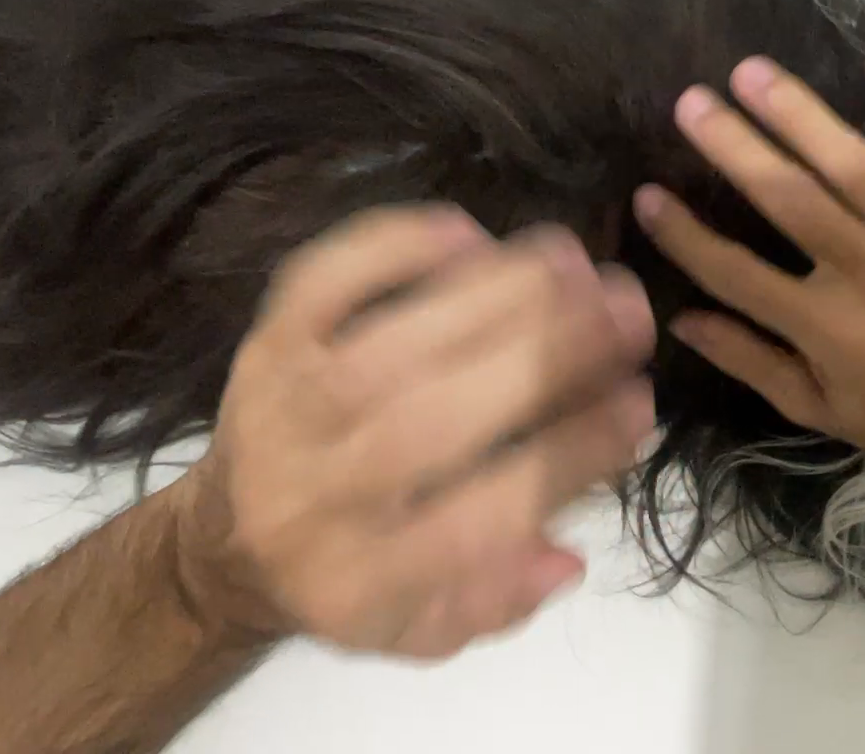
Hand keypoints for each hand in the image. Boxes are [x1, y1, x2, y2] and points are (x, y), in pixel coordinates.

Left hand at [170, 208, 655, 657]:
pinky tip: (469, 232)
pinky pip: (323, 281)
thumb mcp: (420, 631)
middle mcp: (319, 490)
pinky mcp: (268, 339)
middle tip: (627, 307)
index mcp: (364, 577)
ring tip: (575, 260)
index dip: (572, 454)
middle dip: (550, 354)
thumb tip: (571, 553)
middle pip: (437, 418)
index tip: (641, 402)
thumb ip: (497, 603)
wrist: (224, 540)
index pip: (484, 515)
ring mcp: (286, 404)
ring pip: (394, 342)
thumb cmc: (344, 579)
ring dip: (495, 291)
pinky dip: (393, 245)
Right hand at [631, 46, 864, 490]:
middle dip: (737, 148)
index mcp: (831, 331)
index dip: (686, 237)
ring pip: (853, 165)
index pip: (740, 276)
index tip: (645, 196)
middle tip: (691, 103)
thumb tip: (679, 317)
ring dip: (800, 113)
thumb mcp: (811, 407)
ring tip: (752, 71)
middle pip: (794, 201)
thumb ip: (746, 358)